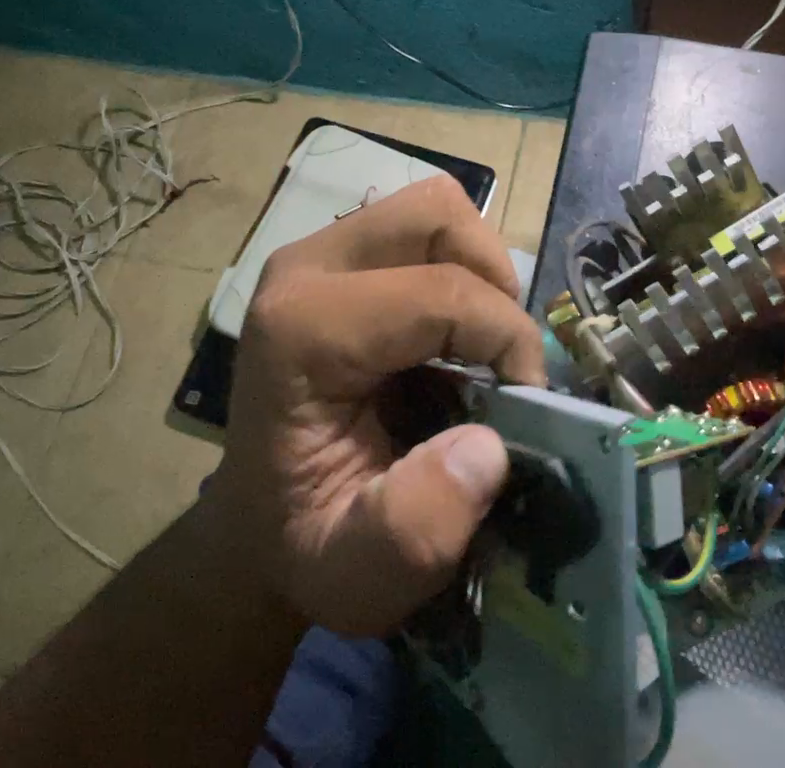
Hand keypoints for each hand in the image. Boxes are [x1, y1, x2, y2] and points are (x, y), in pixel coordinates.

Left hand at [204, 176, 545, 636]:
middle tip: (503, 363)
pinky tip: (455, 340)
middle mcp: (303, 271)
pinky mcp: (337, 259)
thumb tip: (488, 445)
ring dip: (480, 274)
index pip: (439, 293)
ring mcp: (317, 256)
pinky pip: (424, 232)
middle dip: (494, 284)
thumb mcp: (359, 573)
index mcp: (301, 332)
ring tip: (483, 348)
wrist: (259, 522)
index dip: (506, 340)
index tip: (526, 406)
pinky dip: (462, 274)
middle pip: (436, 217)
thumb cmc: (307, 545)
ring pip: (435, 211)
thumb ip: (415, 526)